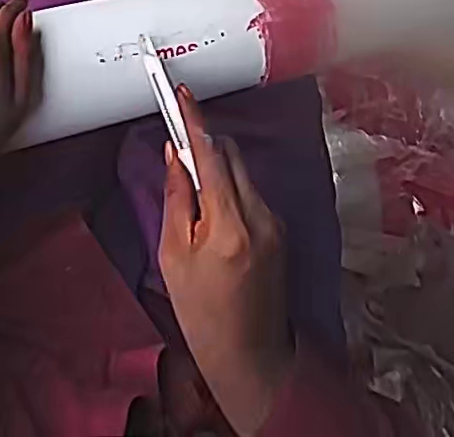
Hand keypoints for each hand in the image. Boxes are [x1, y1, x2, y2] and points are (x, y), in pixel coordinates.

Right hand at [159, 86, 293, 435]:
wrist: (251, 358)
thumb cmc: (203, 313)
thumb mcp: (173, 255)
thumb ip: (176, 197)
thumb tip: (176, 154)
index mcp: (229, 225)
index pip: (211, 154)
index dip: (193, 119)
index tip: (181, 94)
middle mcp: (260, 216)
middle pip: (230, 153)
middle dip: (203, 142)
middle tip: (178, 149)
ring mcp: (275, 221)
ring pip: (240, 170)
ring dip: (215, 166)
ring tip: (194, 197)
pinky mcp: (280, 228)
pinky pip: (250, 190)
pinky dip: (229, 187)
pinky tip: (213, 215)